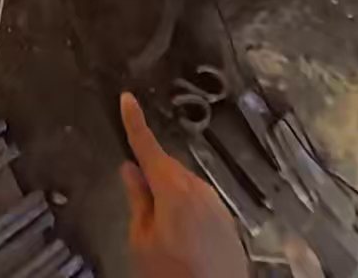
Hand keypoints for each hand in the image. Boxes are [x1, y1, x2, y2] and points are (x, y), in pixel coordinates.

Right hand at [120, 92, 248, 277]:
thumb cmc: (170, 277)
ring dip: (171, 192)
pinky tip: (186, 239)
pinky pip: (201, 204)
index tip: (126, 97)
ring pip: (185, 185)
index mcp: (173, 190)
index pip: (147, 146)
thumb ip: (137, 200)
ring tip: (164, 228)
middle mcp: (199, 190)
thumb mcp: (142, 241)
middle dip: (153, 174)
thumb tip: (131, 169)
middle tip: (140, 199)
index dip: (134, 121)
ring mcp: (218, 208)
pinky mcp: (230, 227)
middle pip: (168, 167)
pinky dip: (188, 209)